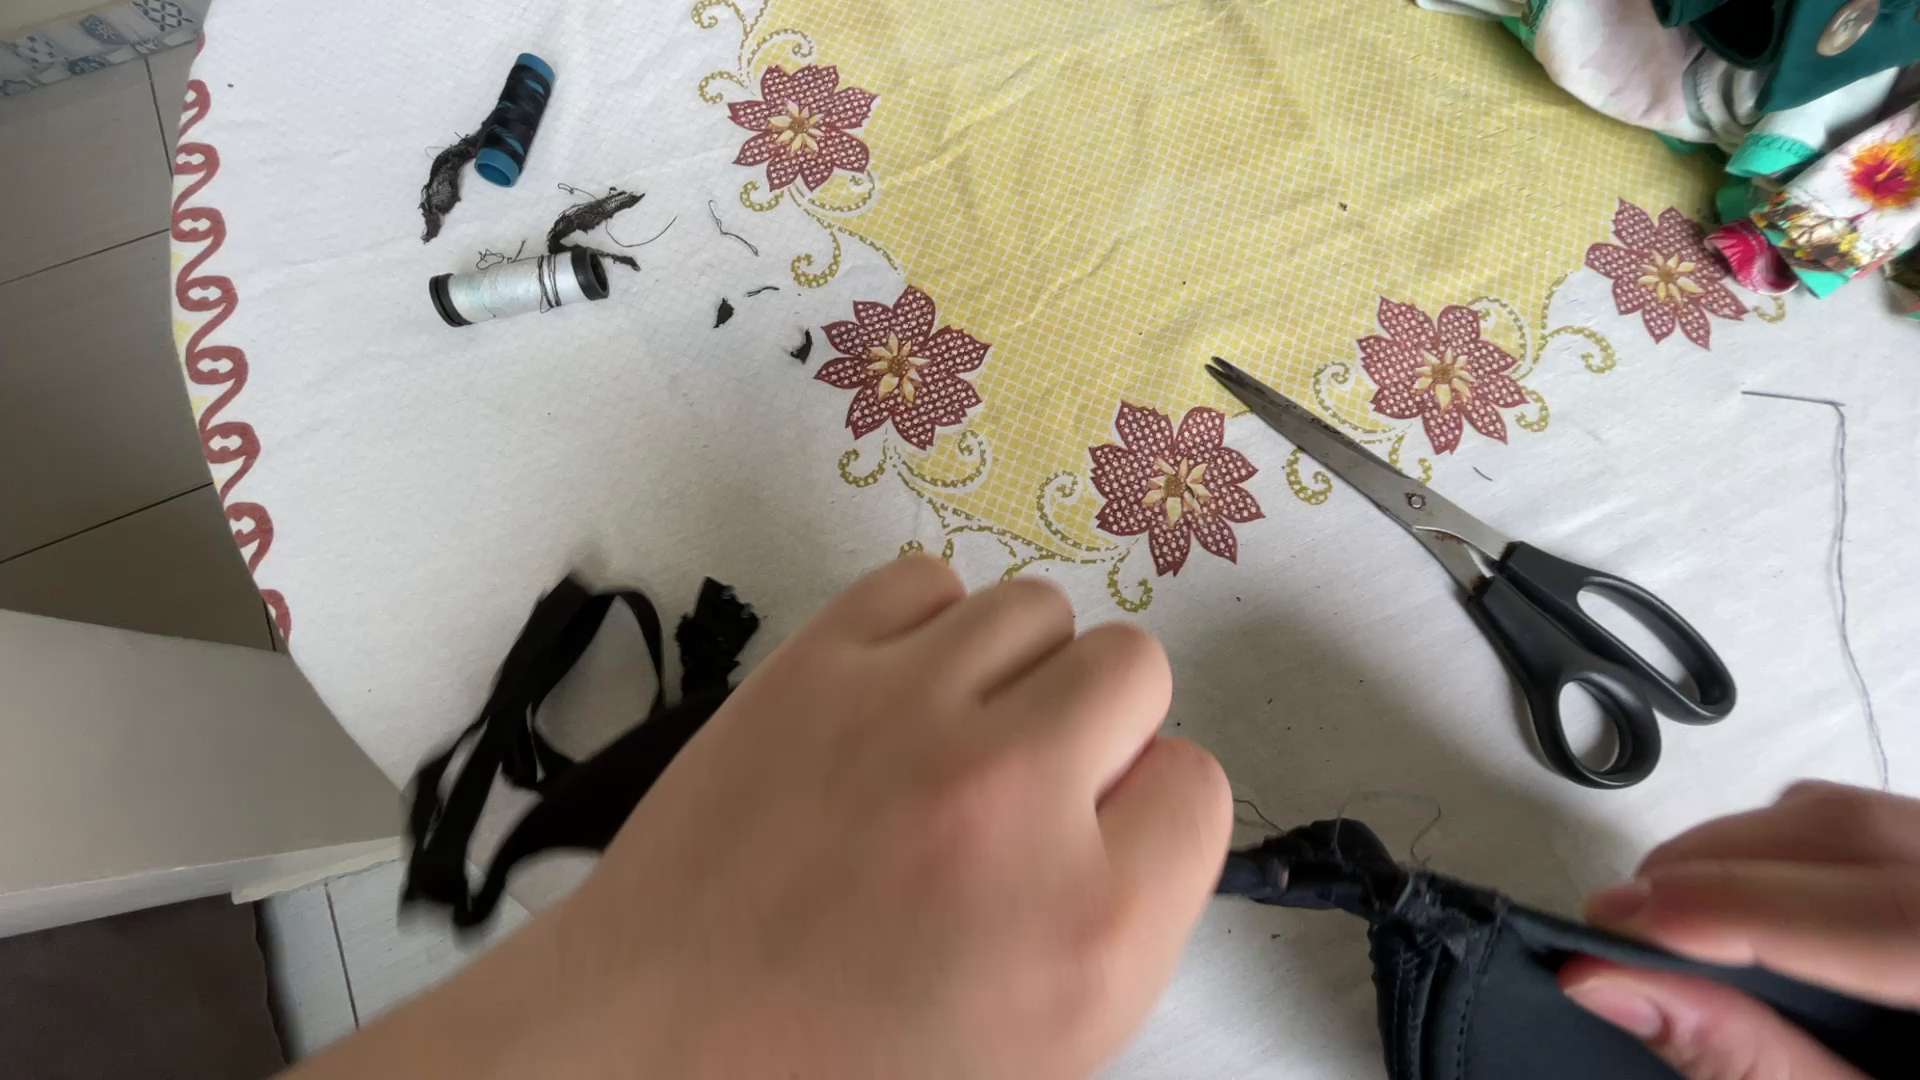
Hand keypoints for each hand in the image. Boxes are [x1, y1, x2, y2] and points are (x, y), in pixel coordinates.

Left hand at [290, 557, 1230, 1078]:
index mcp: (1091, 925)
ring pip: (1037, 606)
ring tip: (957, 720)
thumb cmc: (868, 1050)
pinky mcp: (816, 659)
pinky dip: (930, 621)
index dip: (1147, 799)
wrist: (668, 1033)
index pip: (1199, 781)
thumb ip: (1133, 894)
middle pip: (1133, 663)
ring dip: (1016, 662)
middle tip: (1028, 763)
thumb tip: (1138, 769)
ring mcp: (905, 709)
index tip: (1090, 820)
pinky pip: (929, 578)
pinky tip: (898, 682)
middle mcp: (1010, 792)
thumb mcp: (1055, 1025)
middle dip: (1096, 715)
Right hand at [1561, 781, 1919, 1079]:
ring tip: (1669, 914)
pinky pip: (1861, 822)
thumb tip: (1603, 981)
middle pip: (1855, 838)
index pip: (1899, 920)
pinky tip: (1742, 906)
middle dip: (1712, 867)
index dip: (1743, 908)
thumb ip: (1756, 1067)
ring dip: (1731, 855)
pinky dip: (1775, 854)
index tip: (1616, 921)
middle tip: (1619, 916)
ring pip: (1847, 817)